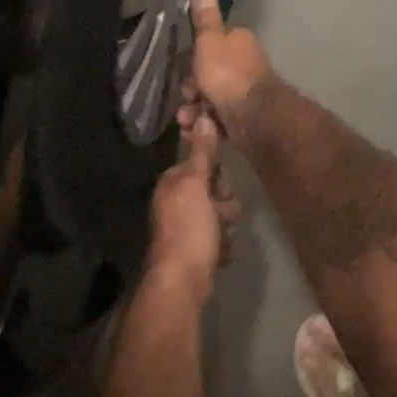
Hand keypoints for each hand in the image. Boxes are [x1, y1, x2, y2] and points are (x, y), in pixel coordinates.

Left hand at [145, 114, 239, 306]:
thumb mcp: (196, 184)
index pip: (202, 164)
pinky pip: (218, 238)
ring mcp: (184, 226)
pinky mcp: (194, 248)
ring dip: (224, 226)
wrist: (182, 281)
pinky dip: (221, 245)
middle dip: (223, 203)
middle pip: (213, 190)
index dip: (216, 175)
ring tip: (220, 237)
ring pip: (218, 214)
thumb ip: (202, 152)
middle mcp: (174, 200)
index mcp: (172, 182)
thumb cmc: (188, 228)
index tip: (220, 186)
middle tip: (220, 215)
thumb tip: (202, 115)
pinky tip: (219, 253)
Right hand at [185, 0, 278, 138]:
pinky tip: (198, 132)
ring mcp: (244, 94)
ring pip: (209, 101)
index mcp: (239, 43)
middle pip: (206, 76)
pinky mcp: (243, 119)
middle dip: (191, 91)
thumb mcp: (210, 42)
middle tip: (186, 99)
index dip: (191, 59)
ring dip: (194, 112)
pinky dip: (205, 127)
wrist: (253, 119)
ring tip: (189, 122)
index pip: (208, 46)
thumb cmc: (227, 75)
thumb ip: (204, 20)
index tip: (182, 70)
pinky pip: (217, 121)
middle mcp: (244, 66)